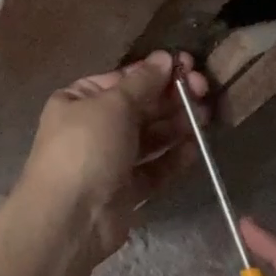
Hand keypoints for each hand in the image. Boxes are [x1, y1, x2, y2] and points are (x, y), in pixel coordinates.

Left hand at [15, 50, 209, 257]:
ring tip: (205, 116)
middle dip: (170, 98)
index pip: (122, 79)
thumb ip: (142, 83)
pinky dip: (172, 158)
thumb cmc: (86, 147)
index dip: (155, 72)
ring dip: (176, 125)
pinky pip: (153, 168)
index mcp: (79, 99)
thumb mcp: (113, 105)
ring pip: (148, 138)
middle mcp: (92, 126)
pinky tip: (194, 148)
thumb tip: (165, 58)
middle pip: (138, 107)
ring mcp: (109, 159)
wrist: (70, 217)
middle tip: (204, 91)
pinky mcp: (125, 190)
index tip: (188, 65)